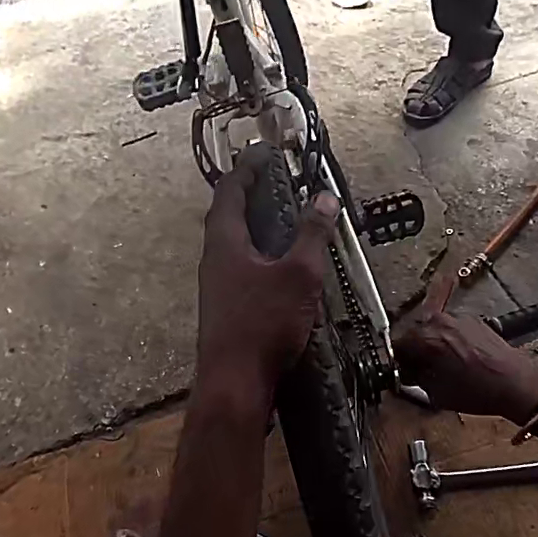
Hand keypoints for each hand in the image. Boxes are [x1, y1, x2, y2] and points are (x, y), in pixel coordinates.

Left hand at [195, 154, 338, 398]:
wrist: (235, 381)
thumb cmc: (264, 323)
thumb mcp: (298, 275)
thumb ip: (311, 235)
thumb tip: (324, 198)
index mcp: (224, 242)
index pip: (229, 193)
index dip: (245, 170)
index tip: (261, 154)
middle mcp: (213, 261)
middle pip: (226, 218)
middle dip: (248, 198)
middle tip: (274, 187)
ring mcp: (216, 288)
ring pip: (233, 247)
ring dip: (254, 230)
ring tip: (282, 225)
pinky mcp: (225, 310)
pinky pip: (240, 271)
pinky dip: (258, 258)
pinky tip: (278, 272)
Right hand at [394, 273, 537, 420]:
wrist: (515, 385)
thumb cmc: (479, 391)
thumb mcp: (436, 392)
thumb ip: (415, 377)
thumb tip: (409, 372)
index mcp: (427, 338)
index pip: (399, 343)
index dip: (398, 359)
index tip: (402, 369)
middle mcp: (441, 322)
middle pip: (417, 333)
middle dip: (416, 350)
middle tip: (420, 370)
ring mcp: (460, 319)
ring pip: (436, 330)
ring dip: (434, 345)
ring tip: (444, 367)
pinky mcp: (475, 321)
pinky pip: (453, 329)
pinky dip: (451, 341)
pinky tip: (460, 360)